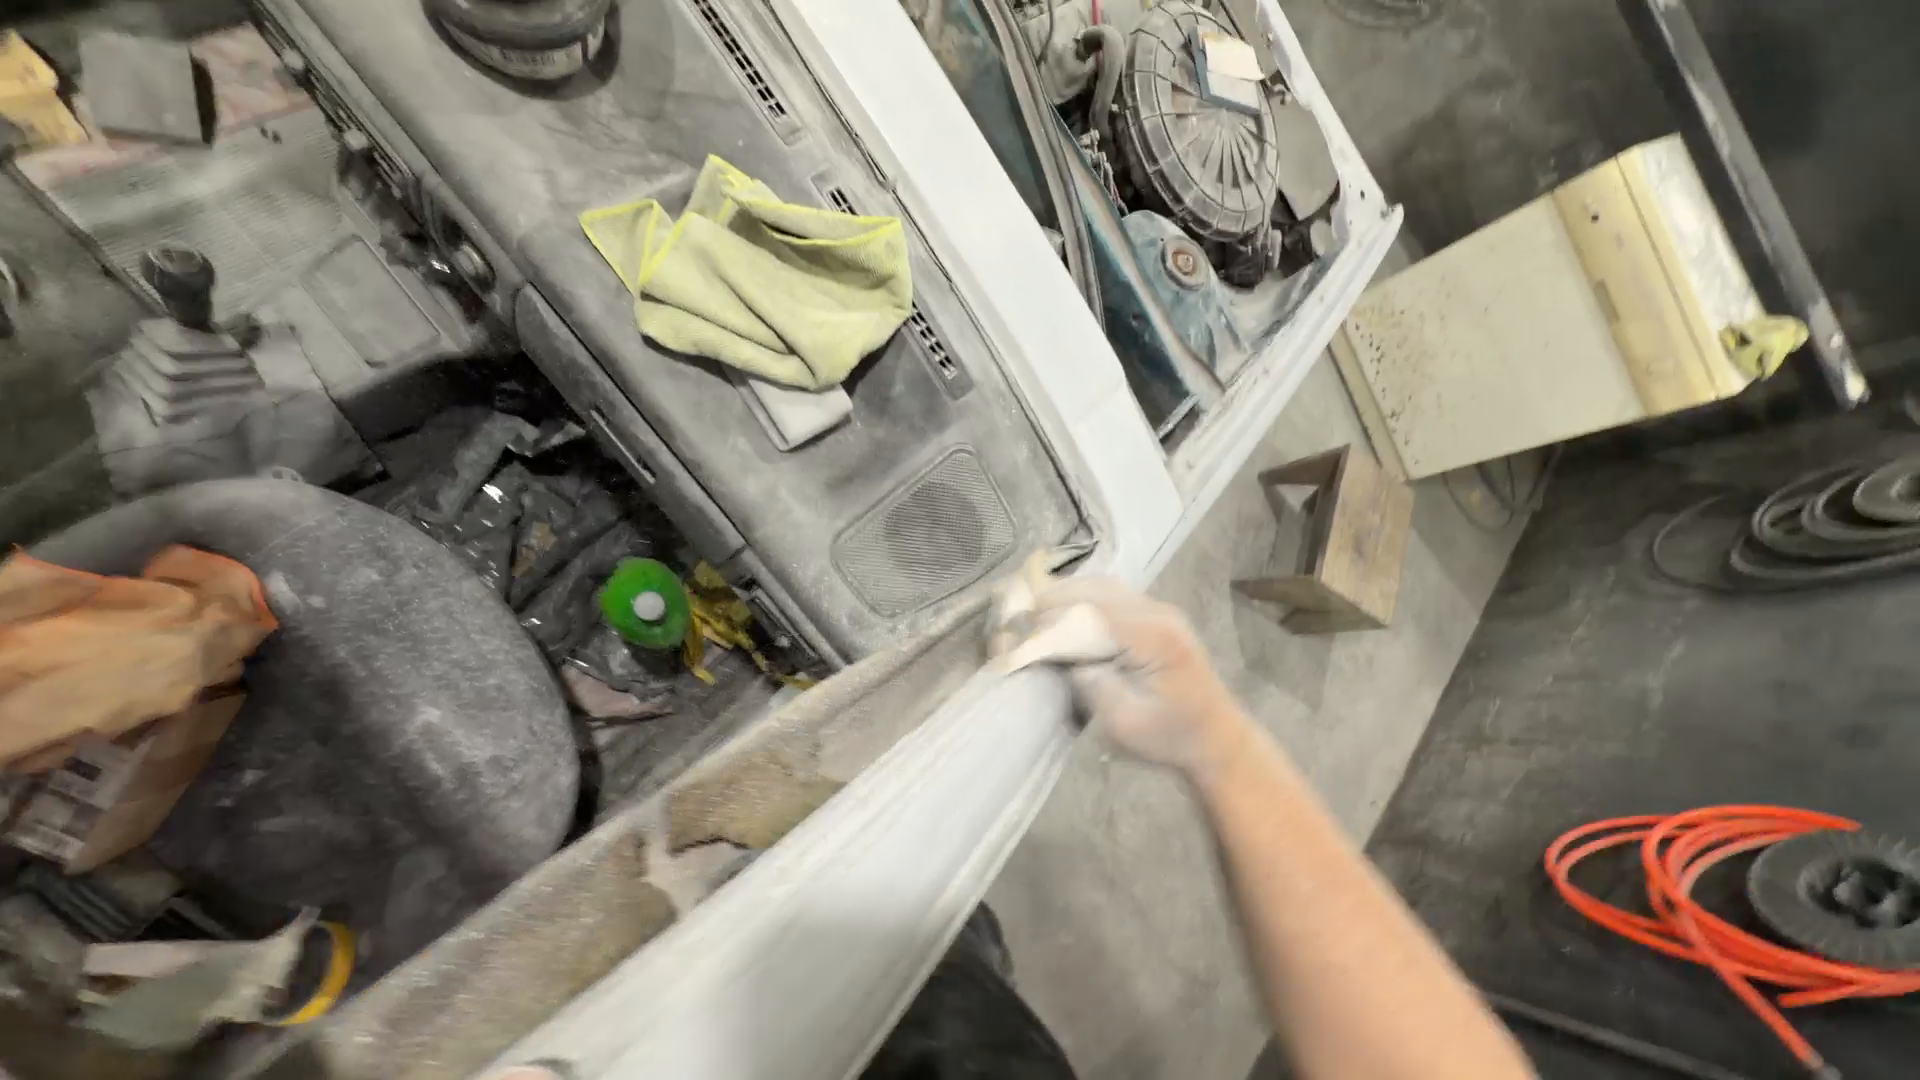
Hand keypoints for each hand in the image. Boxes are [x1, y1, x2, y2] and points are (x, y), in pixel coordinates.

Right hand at [1021, 577, 1247, 779]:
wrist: (1216, 738)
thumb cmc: (1170, 737)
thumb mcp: (1122, 722)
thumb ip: (1088, 682)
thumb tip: (1057, 654)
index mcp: (1154, 637)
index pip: (1091, 611)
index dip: (1051, 617)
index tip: (1018, 630)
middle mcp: (1159, 612)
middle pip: (1095, 589)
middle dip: (1054, 599)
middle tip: (1018, 618)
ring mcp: (1160, 609)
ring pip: (1103, 585)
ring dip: (1067, 594)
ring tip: (1035, 614)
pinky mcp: (1156, 614)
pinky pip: (1112, 593)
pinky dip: (1083, 598)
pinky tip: (1063, 613)